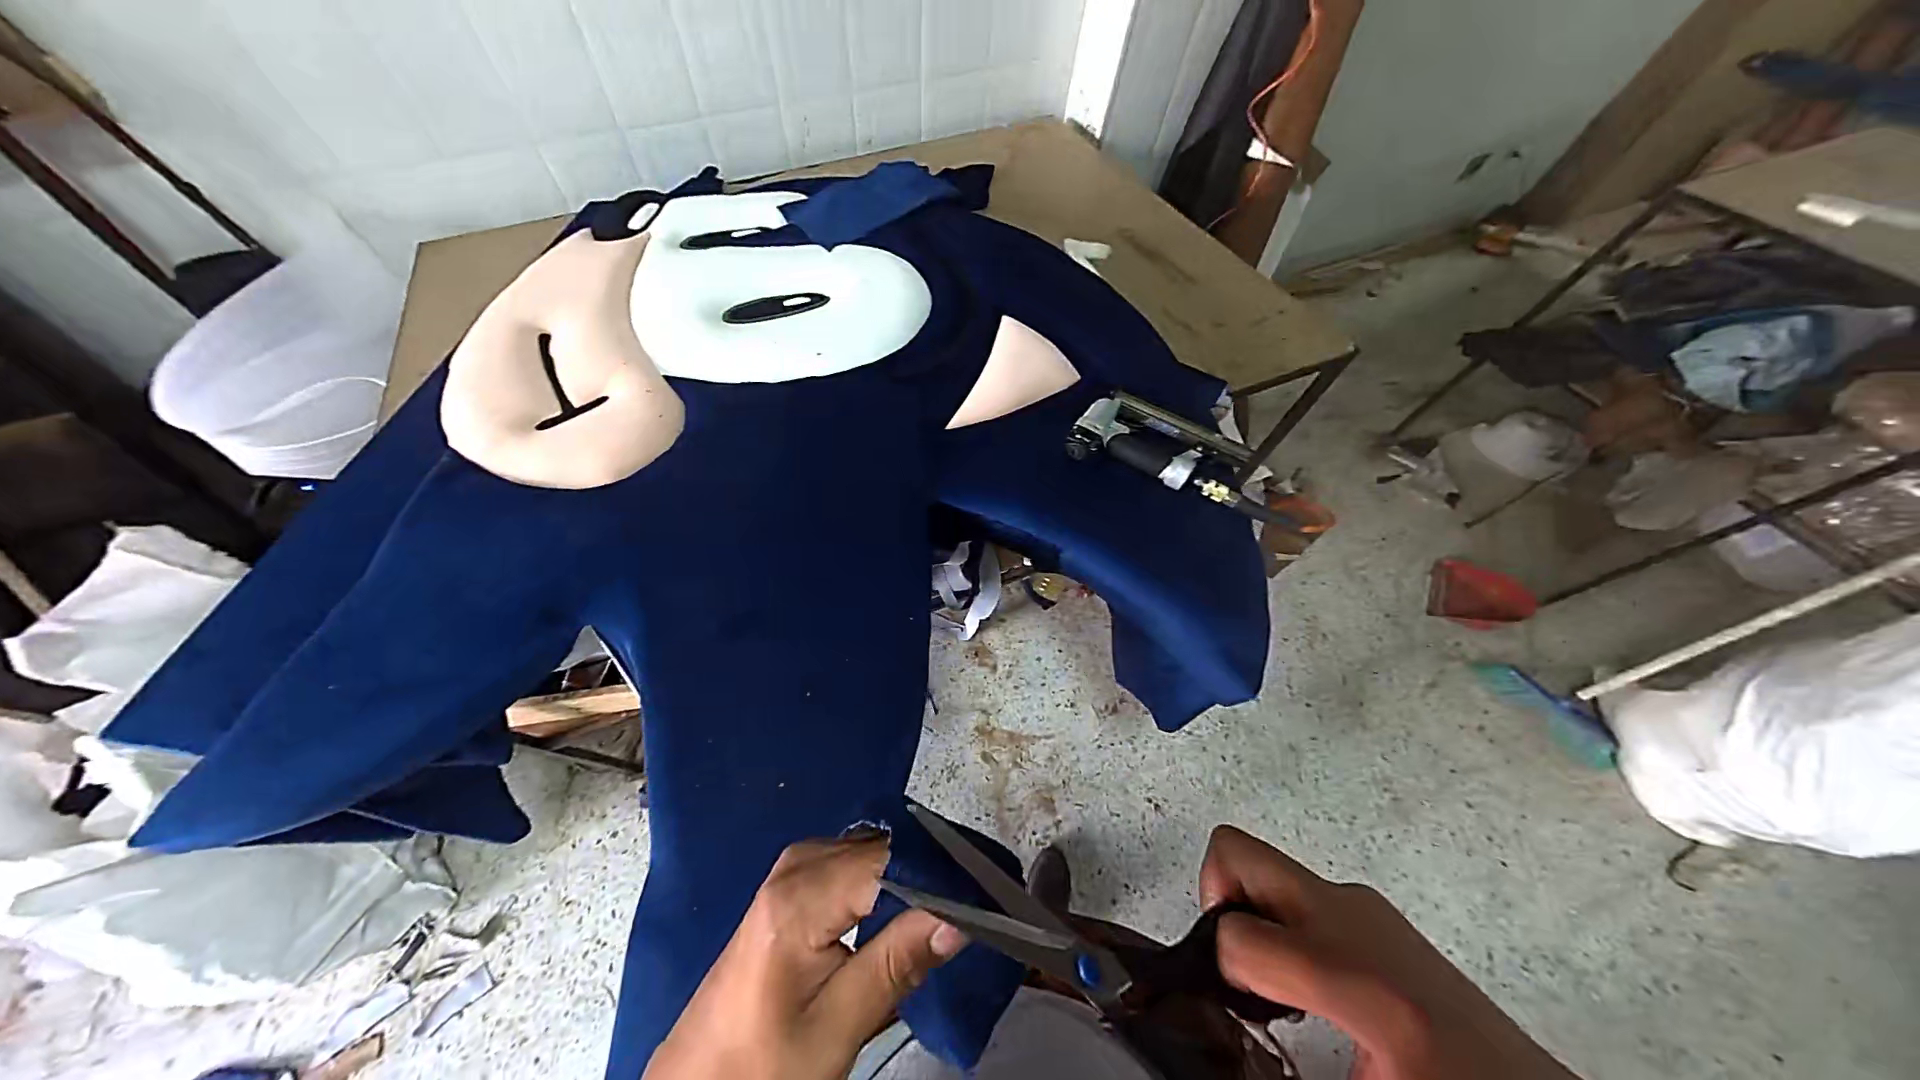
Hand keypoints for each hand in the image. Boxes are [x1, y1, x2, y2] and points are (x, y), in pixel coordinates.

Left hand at [646, 834, 967, 1079]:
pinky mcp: (791, 884)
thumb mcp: (836, 1028)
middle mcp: (795, 866)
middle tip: (969, 912)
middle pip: (882, 849)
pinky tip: (904, 912)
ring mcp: (790, 871)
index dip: (939, 874)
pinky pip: (852, 865)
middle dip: (927, 875)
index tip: (979, 898)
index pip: (890, 859)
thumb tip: (959, 916)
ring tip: (945, 912)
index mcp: (801, 897)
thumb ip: (897, 963)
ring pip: (871, 853)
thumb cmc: (761, 1065)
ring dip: (909, 878)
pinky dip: (884, 882)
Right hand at [1199, 826, 1578, 1079]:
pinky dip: (1273, 925)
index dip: (1218, 969)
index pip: (1238, 934)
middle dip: (1214, 900)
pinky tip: (1303, 987)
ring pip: (1259, 869)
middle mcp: (1352, 917)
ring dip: (1244, 915)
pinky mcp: (1366, 912)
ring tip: (1271, 988)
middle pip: (1236, 853)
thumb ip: (1282, 1073)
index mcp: (1357, 977)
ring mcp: (1359, 906)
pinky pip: (1289, 894)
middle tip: (1233, 969)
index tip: (1235, 1004)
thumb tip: (1225, 1055)